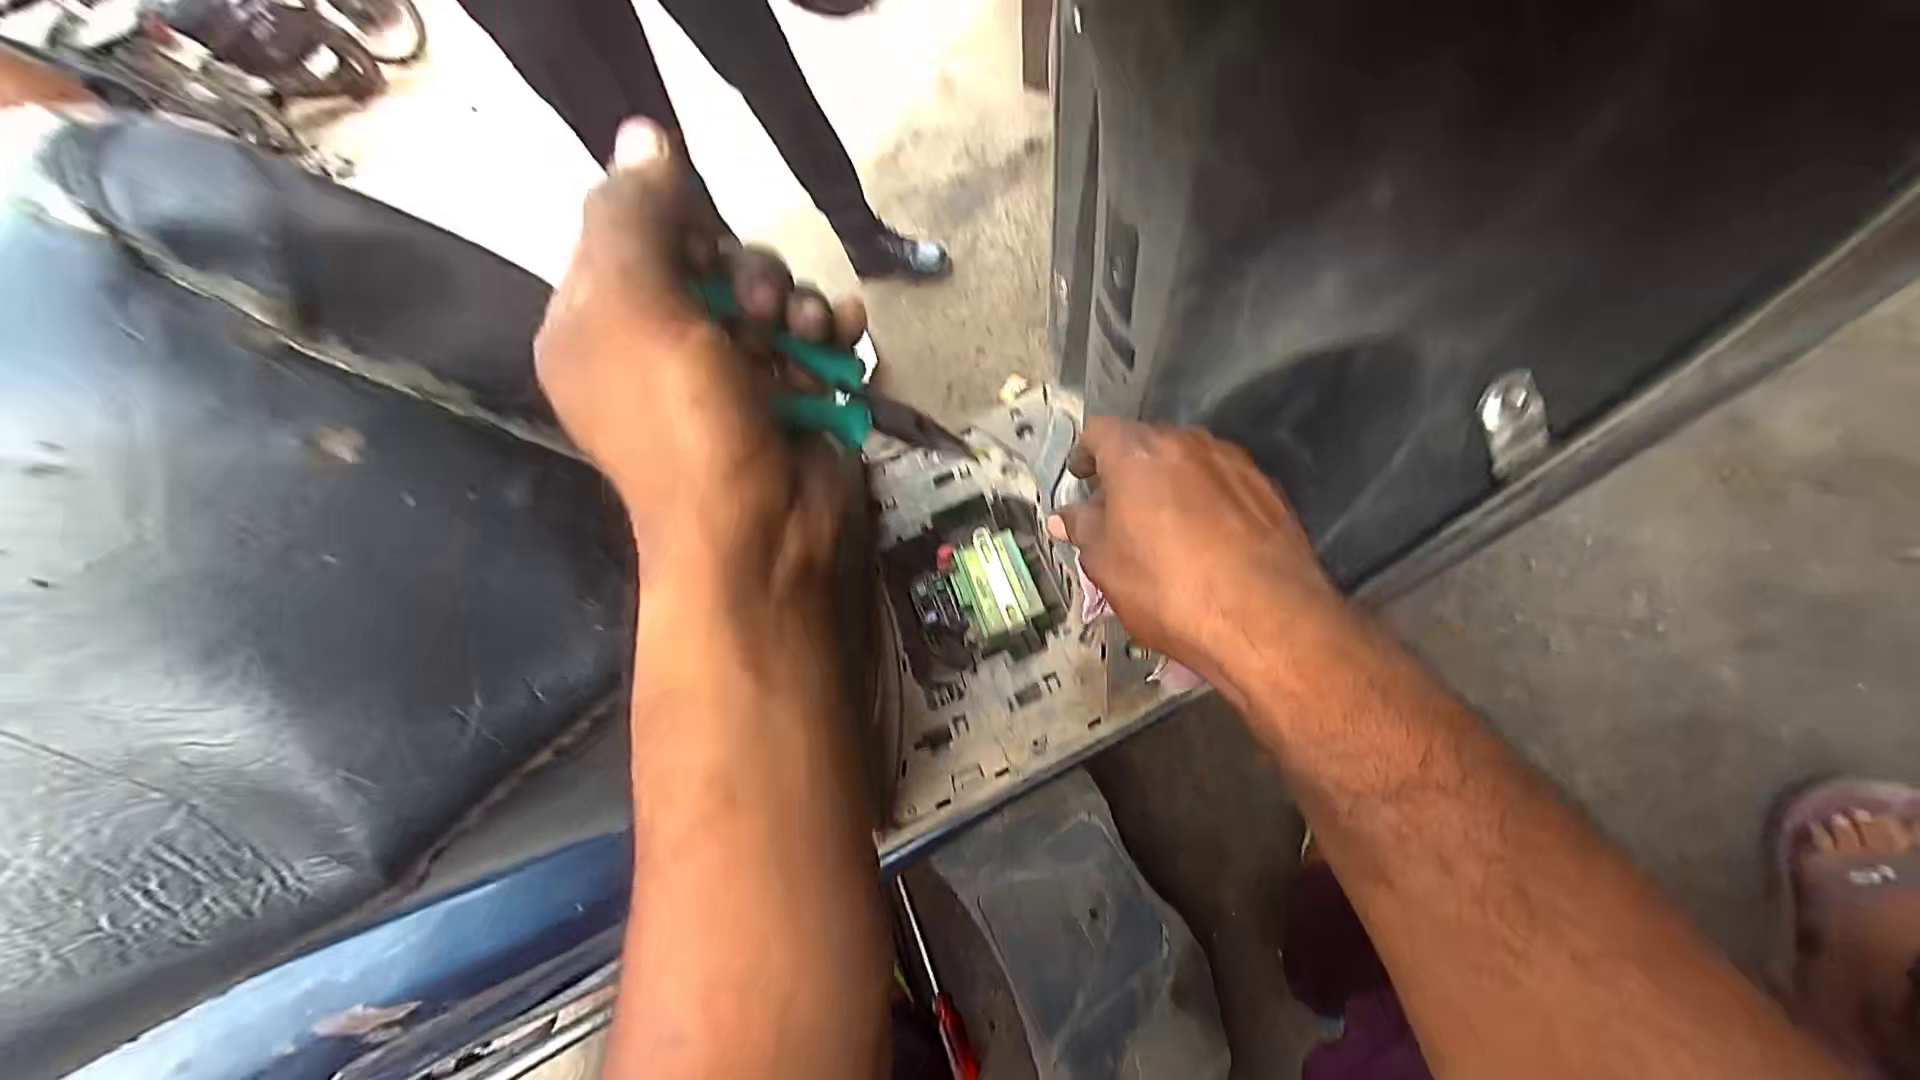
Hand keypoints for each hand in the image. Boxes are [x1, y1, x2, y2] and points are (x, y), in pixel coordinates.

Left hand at [535, 119, 864, 594]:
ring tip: (807, 332)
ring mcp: (734, 373)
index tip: (705, 238)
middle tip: (756, 309)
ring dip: (797, 301)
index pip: (635, 236)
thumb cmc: (684, 425)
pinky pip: (814, 336)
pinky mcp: (792, 394)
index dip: (677, 223)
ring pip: (772, 297)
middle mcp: (666, 345)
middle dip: (746, 272)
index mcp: (602, 325)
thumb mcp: (637, 313)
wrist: (759, 533)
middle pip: (713, 262)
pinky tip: (848, 331)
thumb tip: (645, 136)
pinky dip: (834, 328)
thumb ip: (633, 217)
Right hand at [1048, 418, 1356, 682]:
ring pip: (1186, 463)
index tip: (1081, 475)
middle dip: (1127, 471)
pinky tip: (1203, 540)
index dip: (1084, 454)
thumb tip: (1067, 517)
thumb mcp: (1105, 564)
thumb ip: (1083, 529)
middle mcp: (1187, 444)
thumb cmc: (1170, 588)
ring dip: (1167, 485)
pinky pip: (1221, 484)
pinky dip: (1204, 500)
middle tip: (1116, 509)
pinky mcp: (1267, 488)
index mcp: (1138, 454)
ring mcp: (1233, 463)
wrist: (1267, 619)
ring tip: (1161, 528)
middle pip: (1146, 444)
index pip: (1099, 432)